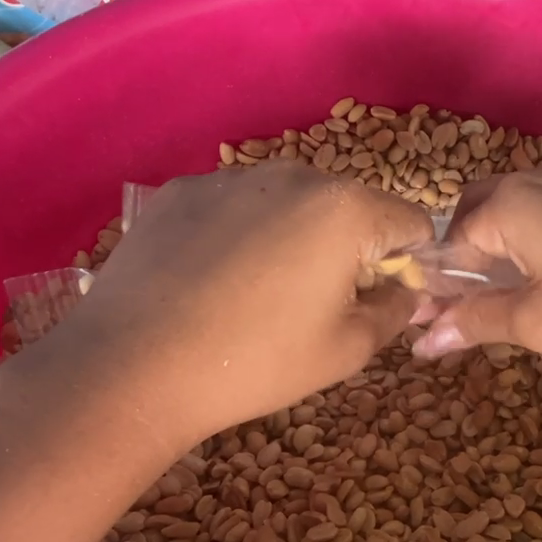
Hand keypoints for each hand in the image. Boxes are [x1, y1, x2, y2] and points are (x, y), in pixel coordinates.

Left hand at [45, 161, 431, 440]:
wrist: (131, 367)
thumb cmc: (255, 362)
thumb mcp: (347, 350)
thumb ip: (395, 310)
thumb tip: (405, 289)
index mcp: (345, 209)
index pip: (411, 221)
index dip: (409, 262)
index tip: (382, 299)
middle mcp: (293, 174)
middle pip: (350, 206)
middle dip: (351, 248)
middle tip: (320, 304)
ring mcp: (231, 176)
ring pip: (292, 203)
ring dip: (297, 237)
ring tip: (259, 294)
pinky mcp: (181, 191)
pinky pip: (238, 205)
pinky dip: (243, 234)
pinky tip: (214, 280)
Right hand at [414, 162, 541, 415]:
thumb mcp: (538, 322)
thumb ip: (474, 321)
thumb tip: (422, 339)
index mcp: (510, 203)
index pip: (448, 242)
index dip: (436, 285)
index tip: (430, 325)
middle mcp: (538, 178)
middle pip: (477, 213)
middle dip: (465, 259)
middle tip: (471, 309)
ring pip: (516, 211)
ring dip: (500, 251)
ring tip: (512, 300)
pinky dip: (536, 242)